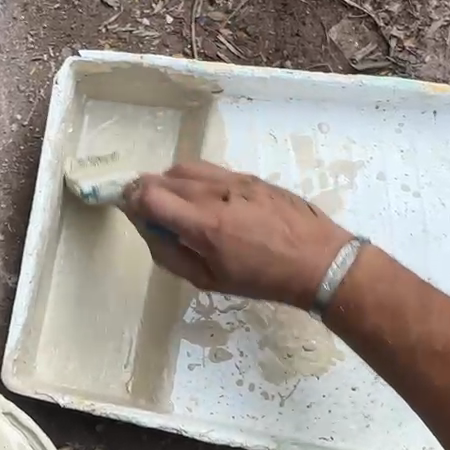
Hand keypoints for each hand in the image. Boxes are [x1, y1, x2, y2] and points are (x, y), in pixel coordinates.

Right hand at [122, 161, 352, 308]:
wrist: (318, 259)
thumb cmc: (261, 279)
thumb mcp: (208, 280)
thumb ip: (170, 255)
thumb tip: (147, 231)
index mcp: (202, 224)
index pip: (148, 194)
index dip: (131, 201)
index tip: (131, 212)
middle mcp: (213, 194)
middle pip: (161, 177)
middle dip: (145, 191)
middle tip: (147, 211)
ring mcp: (232, 180)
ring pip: (183, 168)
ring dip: (168, 183)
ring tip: (174, 205)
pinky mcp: (248, 176)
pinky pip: (208, 169)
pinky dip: (193, 180)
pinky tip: (202, 200)